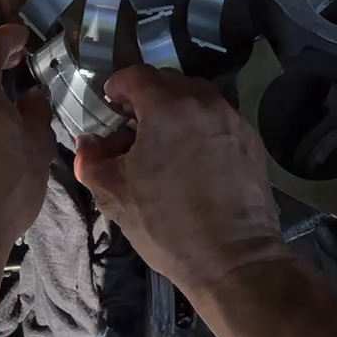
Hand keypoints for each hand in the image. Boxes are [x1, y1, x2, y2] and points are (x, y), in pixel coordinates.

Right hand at [73, 64, 287, 292]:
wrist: (234, 261)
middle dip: (147, 94)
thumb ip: (92, 160)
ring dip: (176, 106)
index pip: (136, 75)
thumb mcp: (116, 194)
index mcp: (166, 108)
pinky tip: (194, 153)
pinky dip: (201, 122)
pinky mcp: (250, 139)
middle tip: (134, 122)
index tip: (111, 101)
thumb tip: (87, 142)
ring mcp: (230, 118)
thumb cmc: (169, 224)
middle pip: (167, 80)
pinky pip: (218, 115)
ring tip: (166, 136)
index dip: (119, 85)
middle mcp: (201, 102)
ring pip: (196, 95)